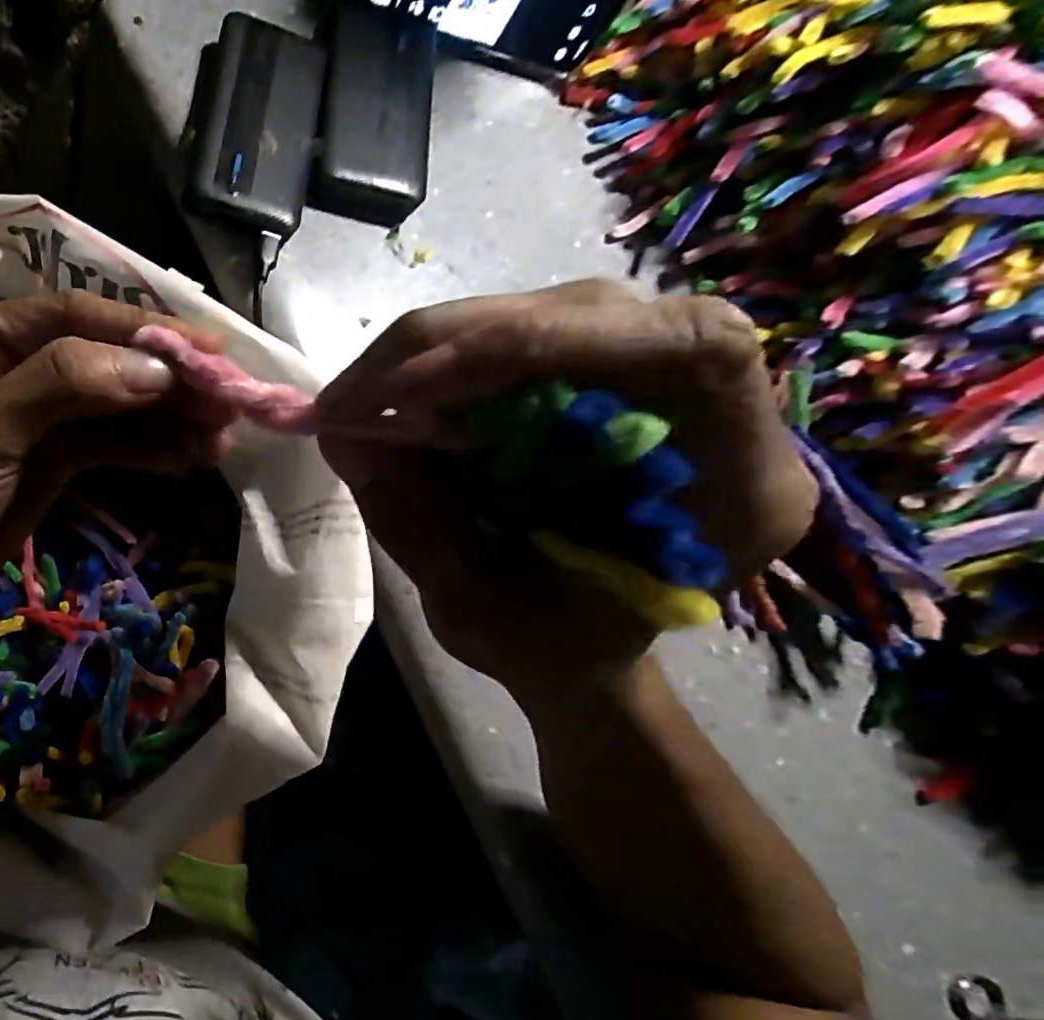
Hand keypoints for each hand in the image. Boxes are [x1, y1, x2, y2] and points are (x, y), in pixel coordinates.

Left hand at [0, 292, 235, 612]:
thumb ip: (59, 386)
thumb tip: (153, 366)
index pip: (72, 317)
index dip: (140, 329)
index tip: (205, 350)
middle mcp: (17, 359)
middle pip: (108, 355)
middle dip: (168, 376)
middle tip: (229, 394)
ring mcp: (47, 405)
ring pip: (121, 399)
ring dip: (172, 415)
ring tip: (223, 434)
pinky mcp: (66, 448)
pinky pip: (119, 438)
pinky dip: (156, 445)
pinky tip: (193, 455)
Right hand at [314, 281, 817, 691]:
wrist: (581, 650)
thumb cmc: (550, 650)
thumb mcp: (476, 612)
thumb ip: (412, 524)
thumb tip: (338, 434)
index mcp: (735, 480)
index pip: (672, 349)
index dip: (527, 350)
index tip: (402, 394)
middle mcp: (714, 404)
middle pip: (585, 314)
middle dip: (445, 349)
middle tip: (345, 399)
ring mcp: (653, 377)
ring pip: (539, 316)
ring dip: (430, 355)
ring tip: (358, 402)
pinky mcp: (595, 372)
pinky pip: (516, 341)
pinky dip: (438, 366)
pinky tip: (390, 400)